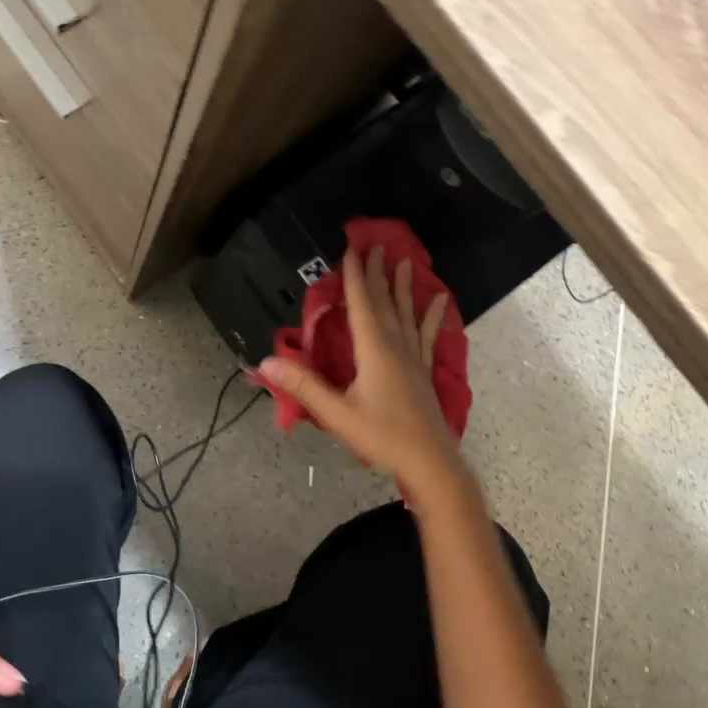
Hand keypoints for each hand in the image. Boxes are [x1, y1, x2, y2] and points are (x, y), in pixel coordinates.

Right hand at [260, 246, 461, 491]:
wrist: (429, 463)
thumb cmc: (382, 437)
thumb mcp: (337, 414)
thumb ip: (304, 387)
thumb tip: (265, 362)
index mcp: (374, 352)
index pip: (362, 306)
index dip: (355, 277)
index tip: (351, 250)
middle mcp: (396, 347)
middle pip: (386, 303)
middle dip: (379, 273)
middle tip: (377, 244)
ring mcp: (414, 358)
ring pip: (408, 313)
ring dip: (404, 286)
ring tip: (406, 261)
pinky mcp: (424, 372)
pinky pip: (429, 335)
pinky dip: (434, 316)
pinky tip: (442, 301)